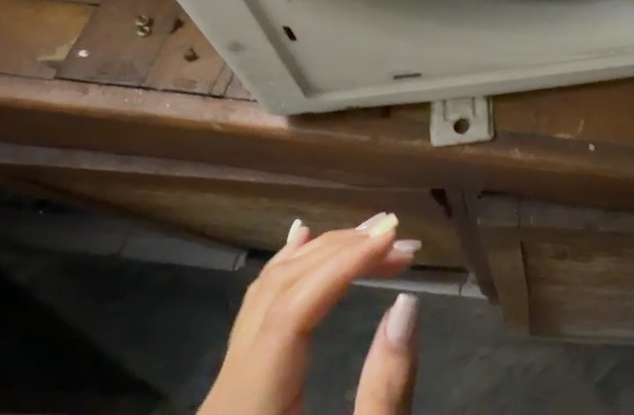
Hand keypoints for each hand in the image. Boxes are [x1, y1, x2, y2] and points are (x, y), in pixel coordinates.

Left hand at [198, 213, 421, 414]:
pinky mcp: (237, 388)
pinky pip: (255, 313)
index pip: (292, 312)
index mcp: (251, 406)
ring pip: (266, 297)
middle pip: (279, 295)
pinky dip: (286, 270)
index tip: (393, 238)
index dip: (343, 266)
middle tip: (401, 241)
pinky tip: (302, 239)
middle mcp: (227, 389)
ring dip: (323, 258)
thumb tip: (407, 305)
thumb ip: (384, 391)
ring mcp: (227, 387)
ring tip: (373, 236)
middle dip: (342, 255)